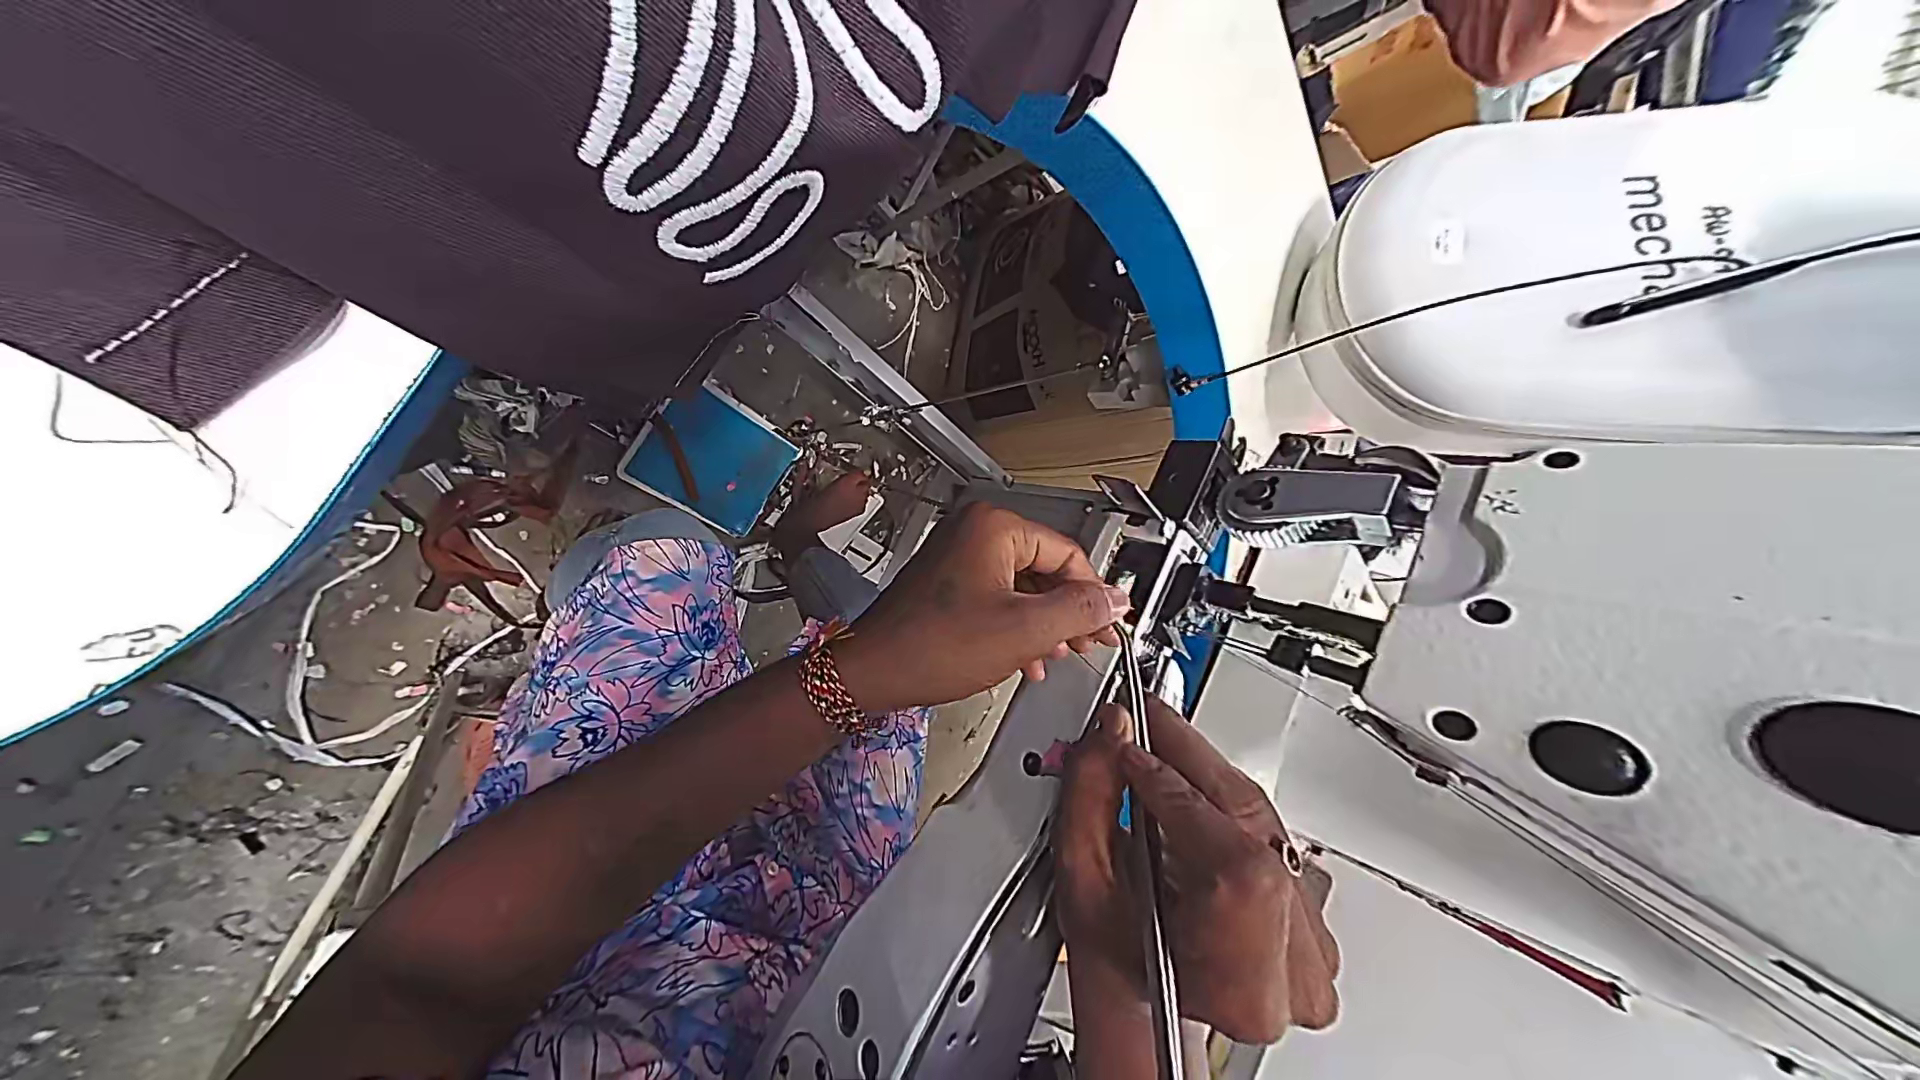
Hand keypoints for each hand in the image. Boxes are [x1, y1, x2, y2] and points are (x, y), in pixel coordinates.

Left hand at [833, 502, 1128, 710]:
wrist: (872, 671)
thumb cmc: (930, 646)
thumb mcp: (1025, 630)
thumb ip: (1080, 610)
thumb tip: (1114, 600)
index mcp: (993, 527)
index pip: (1068, 554)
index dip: (1093, 594)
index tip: (1106, 623)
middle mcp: (973, 532)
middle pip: (1045, 568)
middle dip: (1068, 612)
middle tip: (1085, 641)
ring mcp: (958, 555)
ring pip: (1023, 586)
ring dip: (1043, 623)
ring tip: (1054, 653)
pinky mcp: (948, 580)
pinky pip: (997, 595)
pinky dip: (1016, 624)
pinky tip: (1025, 654)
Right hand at [1056, 699, 1340, 1042]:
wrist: (1147, 1002)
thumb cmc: (1115, 968)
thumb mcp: (1085, 883)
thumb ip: (1093, 797)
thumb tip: (1113, 732)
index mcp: (1241, 981)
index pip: (1226, 853)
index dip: (1171, 784)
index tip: (1131, 744)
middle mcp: (1297, 968)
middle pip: (1250, 821)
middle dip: (1188, 758)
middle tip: (1146, 723)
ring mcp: (1315, 941)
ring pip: (1260, 815)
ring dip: (1204, 772)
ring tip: (1160, 750)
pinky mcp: (1315, 910)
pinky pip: (1269, 827)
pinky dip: (1224, 797)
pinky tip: (1190, 785)